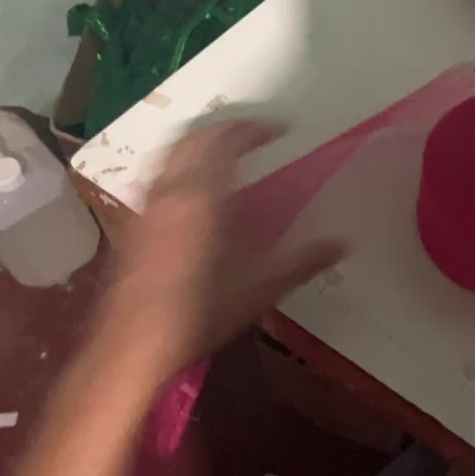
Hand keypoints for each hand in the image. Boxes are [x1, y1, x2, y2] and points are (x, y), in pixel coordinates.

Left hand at [94, 120, 345, 372]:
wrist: (133, 347)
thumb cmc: (199, 312)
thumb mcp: (260, 288)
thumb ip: (302, 261)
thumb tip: (342, 245)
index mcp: (202, 196)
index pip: (226, 140)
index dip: (253, 128)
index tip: (278, 129)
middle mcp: (170, 192)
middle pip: (192, 138)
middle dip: (221, 129)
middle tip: (249, 134)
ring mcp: (146, 207)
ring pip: (169, 155)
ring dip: (196, 146)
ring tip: (221, 154)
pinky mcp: (132, 226)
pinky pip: (157, 179)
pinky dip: (179, 170)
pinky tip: (192, 194)